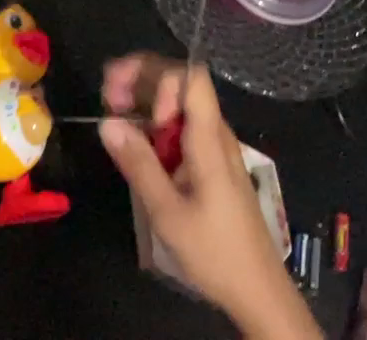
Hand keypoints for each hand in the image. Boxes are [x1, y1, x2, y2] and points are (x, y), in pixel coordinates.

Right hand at [98, 55, 318, 339]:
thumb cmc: (215, 252)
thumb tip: (107, 122)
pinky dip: (157, 126)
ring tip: (113, 113)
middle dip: (142, 81)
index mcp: (209, 139)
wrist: (258, 289)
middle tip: (107, 94)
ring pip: (180, 107)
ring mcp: (215, 148)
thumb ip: (139, 165)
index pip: (191, 77)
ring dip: (146, 102)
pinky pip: (183, 129)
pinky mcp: (212, 165)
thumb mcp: (168, 213)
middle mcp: (215, 134)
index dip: (156, 76)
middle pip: (182, 85)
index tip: (127, 99)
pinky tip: (136, 142)